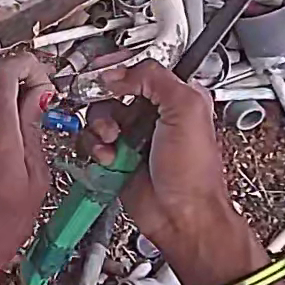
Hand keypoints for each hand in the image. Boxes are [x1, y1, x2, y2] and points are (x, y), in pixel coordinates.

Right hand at [86, 60, 266, 284]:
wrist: (181, 217)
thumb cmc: (194, 173)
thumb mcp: (186, 109)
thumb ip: (154, 79)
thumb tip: (119, 73)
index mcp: (175, 97)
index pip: (141, 68)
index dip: (121, 67)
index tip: (105, 72)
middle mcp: (152, 114)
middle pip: (112, 90)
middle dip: (106, 101)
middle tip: (111, 115)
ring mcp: (132, 136)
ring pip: (97, 115)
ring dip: (99, 127)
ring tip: (113, 142)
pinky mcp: (115, 157)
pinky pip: (90, 141)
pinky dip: (94, 148)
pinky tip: (109, 158)